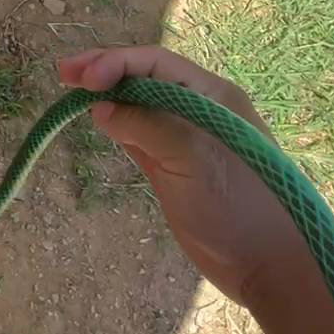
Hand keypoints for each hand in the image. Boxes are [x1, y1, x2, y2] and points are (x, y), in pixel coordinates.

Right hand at [57, 46, 314, 309]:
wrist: (269, 270)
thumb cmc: (239, 208)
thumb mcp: (194, 160)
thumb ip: (148, 126)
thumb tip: (99, 108)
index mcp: (210, 95)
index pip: (154, 62)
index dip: (116, 63)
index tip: (84, 78)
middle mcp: (195, 105)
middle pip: (140, 75)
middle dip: (102, 70)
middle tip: (64, 74)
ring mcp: (181, 132)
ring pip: (134, 99)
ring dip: (102, 92)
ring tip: (69, 89)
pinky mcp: (169, 159)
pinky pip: (134, 126)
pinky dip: (111, 117)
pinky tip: (93, 115)